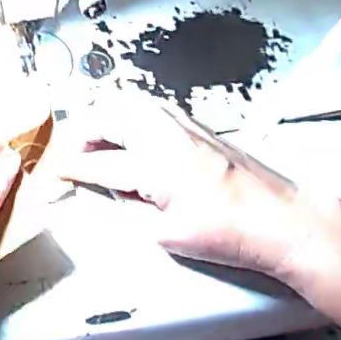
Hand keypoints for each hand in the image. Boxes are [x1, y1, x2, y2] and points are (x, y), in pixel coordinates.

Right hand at [55, 101, 340, 286]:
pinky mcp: (198, 124)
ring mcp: (182, 124)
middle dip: (83, 133)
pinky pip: (150, 107)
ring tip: (96, 140)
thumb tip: (109, 194)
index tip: (57, 170)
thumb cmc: (229, 233)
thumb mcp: (166, 235)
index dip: (73, 168)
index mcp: (152, 164)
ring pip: (129, 104)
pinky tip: (130, 132)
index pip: (98, 163)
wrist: (283, 218)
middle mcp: (164, 134)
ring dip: (106, 118)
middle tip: (73, 153)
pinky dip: (129, 114)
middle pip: (108, 117)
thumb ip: (129, 209)